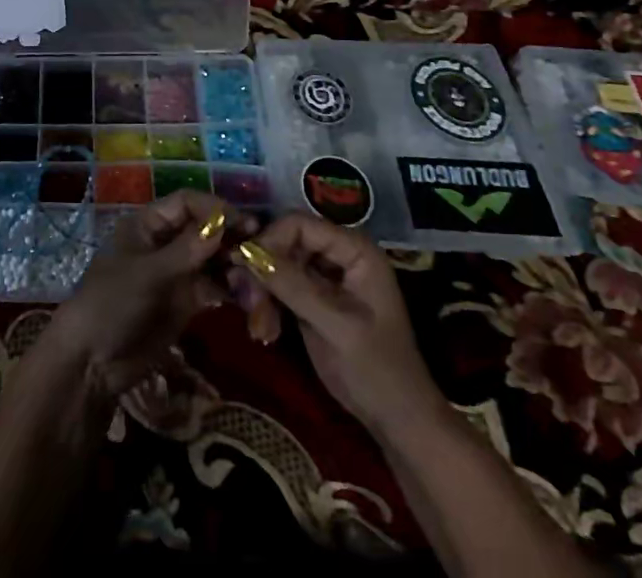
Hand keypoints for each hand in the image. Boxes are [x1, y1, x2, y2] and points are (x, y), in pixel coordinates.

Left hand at [46, 191, 247, 399]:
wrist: (93, 359)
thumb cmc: (111, 304)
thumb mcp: (148, 274)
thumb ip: (186, 250)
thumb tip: (223, 223)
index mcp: (146, 225)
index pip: (186, 203)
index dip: (215, 209)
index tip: (246, 226)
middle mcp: (164, 243)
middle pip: (205, 230)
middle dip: (232, 239)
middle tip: (261, 255)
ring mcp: (176, 272)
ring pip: (214, 259)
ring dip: (236, 266)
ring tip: (257, 282)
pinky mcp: (186, 301)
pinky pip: (215, 287)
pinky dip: (233, 290)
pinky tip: (251, 300)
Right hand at [228, 213, 444, 433]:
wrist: (395, 417)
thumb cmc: (377, 369)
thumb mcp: (336, 326)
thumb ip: (294, 286)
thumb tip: (246, 253)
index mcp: (355, 252)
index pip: (299, 225)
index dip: (270, 241)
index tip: (246, 269)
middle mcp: (338, 256)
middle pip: (282, 243)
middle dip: (261, 271)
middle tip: (247, 302)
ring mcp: (322, 278)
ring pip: (274, 265)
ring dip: (260, 292)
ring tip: (257, 323)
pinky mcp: (308, 299)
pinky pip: (275, 287)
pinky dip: (265, 305)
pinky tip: (263, 329)